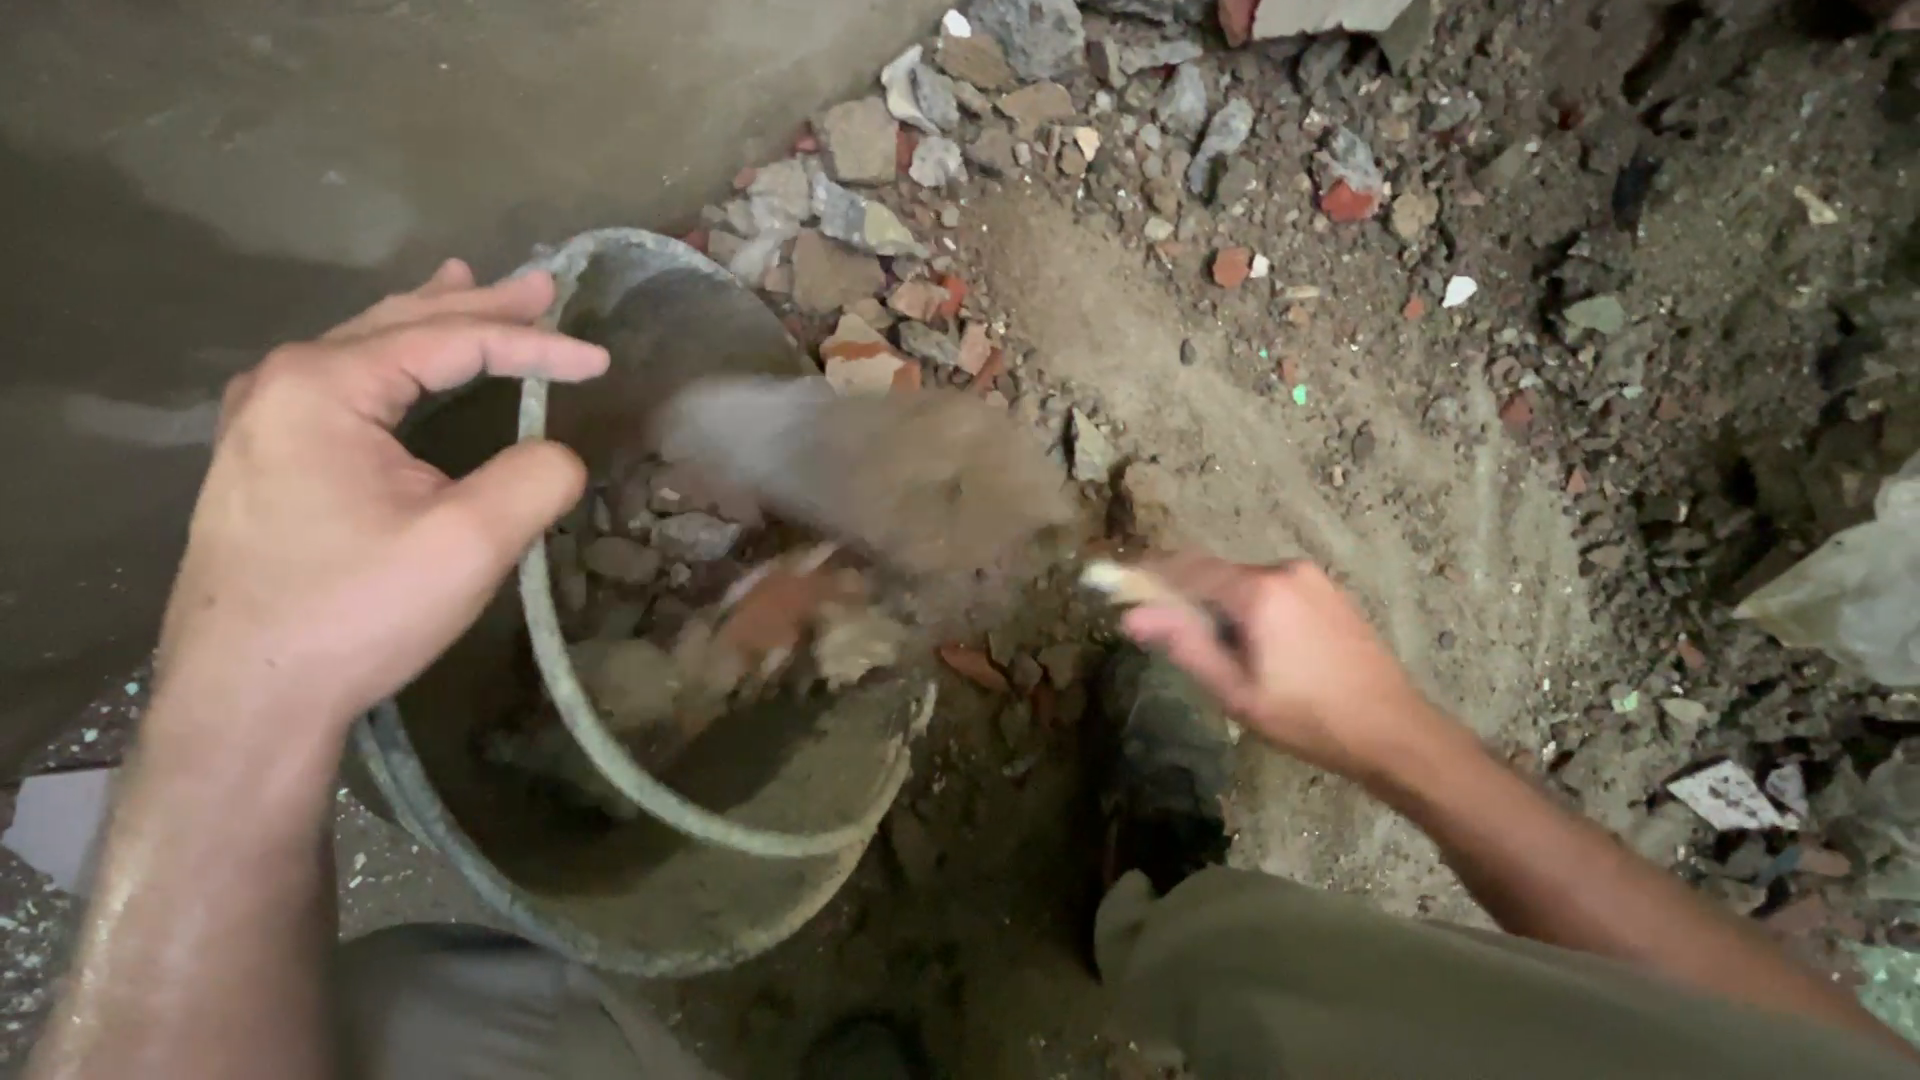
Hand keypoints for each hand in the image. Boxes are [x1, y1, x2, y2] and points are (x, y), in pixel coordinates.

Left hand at [153, 259, 608, 736]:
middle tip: (546, 285)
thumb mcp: (470, 542)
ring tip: (476, 287)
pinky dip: (399, 358)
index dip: (536, 346)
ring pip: (371, 349)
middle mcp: (286, 384)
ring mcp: (269, 421)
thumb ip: (536, 478)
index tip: (603, 363)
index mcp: (326, 385)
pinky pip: (352, 384)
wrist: (250, 695)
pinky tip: (405, 355)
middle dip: (482, 305)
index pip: (453, 342)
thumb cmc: (359, 611)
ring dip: (436, 321)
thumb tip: (560, 454)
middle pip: (403, 324)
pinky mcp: (274, 460)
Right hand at [1120, 554, 1467, 781]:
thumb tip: (1131, 616)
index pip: (1186, 567)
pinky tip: (1258, 649)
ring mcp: (1311, 578)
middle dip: (1186, 597)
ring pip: (1242, 582)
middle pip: (1214, 573)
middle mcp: (1284, 570)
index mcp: (1258, 591)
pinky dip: (1249, 608)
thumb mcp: (1235, 691)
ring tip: (1224, 657)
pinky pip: (1270, 589)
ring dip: (1219, 607)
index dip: (1149, 574)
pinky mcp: (1327, 591)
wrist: (1396, 731)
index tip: (1118, 586)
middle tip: (1172, 638)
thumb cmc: (1308, 718)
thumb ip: (1183, 645)